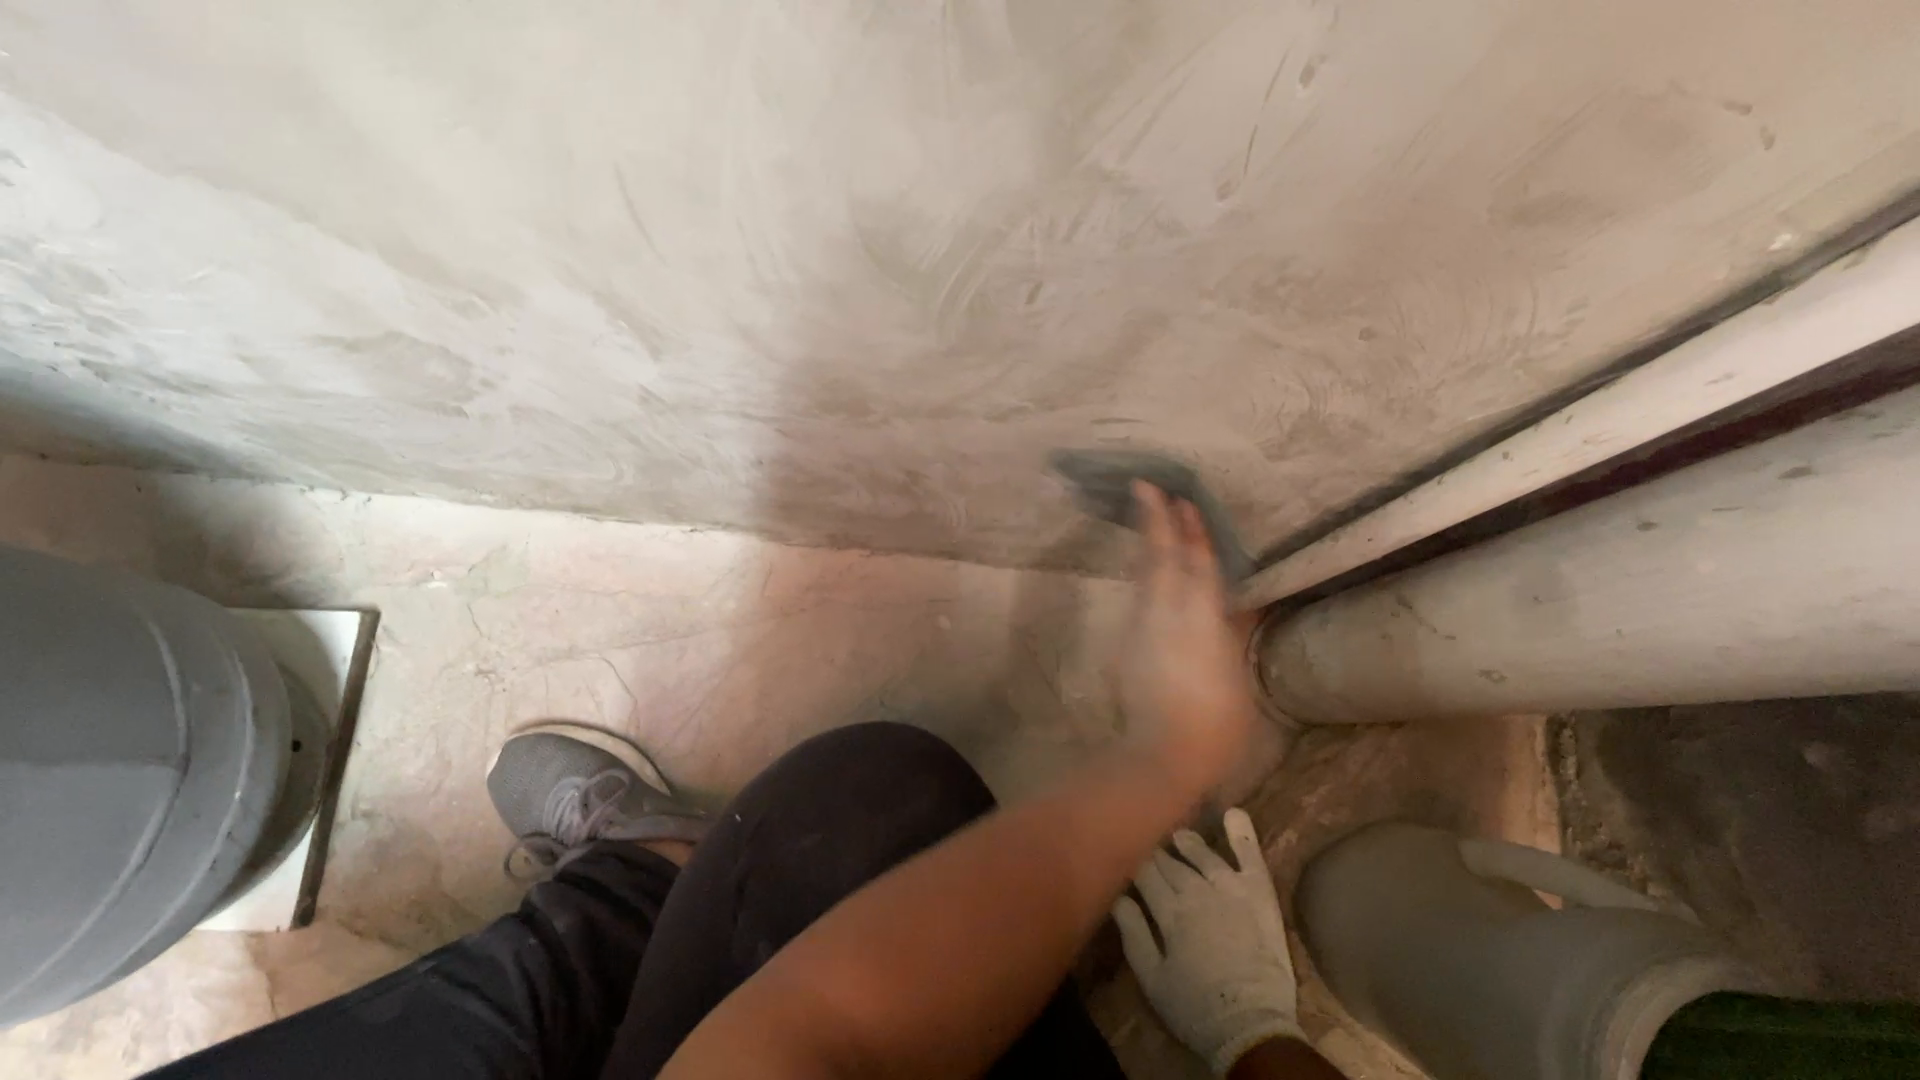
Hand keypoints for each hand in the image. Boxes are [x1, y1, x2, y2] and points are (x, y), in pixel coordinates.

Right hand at [1113, 809, 1302, 1075]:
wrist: (1252, 1026)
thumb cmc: (1195, 1007)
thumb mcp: (1151, 977)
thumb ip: (1133, 932)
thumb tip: (1118, 896)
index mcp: (1169, 911)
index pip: (1146, 874)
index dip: (1134, 862)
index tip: (1124, 851)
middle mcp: (1198, 890)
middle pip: (1172, 863)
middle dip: (1158, 853)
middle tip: (1148, 843)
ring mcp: (1231, 888)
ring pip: (1204, 855)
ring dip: (1189, 843)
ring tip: (1179, 835)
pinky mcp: (1260, 894)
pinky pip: (1250, 857)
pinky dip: (1243, 834)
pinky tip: (1235, 814)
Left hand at [1116, 481, 1258, 790]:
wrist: (1161, 754)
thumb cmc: (1214, 725)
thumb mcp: (1236, 677)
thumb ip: (1232, 636)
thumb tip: (1236, 609)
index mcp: (1200, 622)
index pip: (1197, 566)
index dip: (1191, 533)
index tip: (1183, 501)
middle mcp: (1166, 617)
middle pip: (1161, 560)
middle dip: (1154, 521)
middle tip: (1145, 486)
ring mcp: (1142, 629)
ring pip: (1144, 576)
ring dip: (1147, 545)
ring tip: (1148, 519)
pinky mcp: (1129, 645)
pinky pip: (1139, 598)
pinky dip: (1145, 575)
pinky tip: (1150, 571)